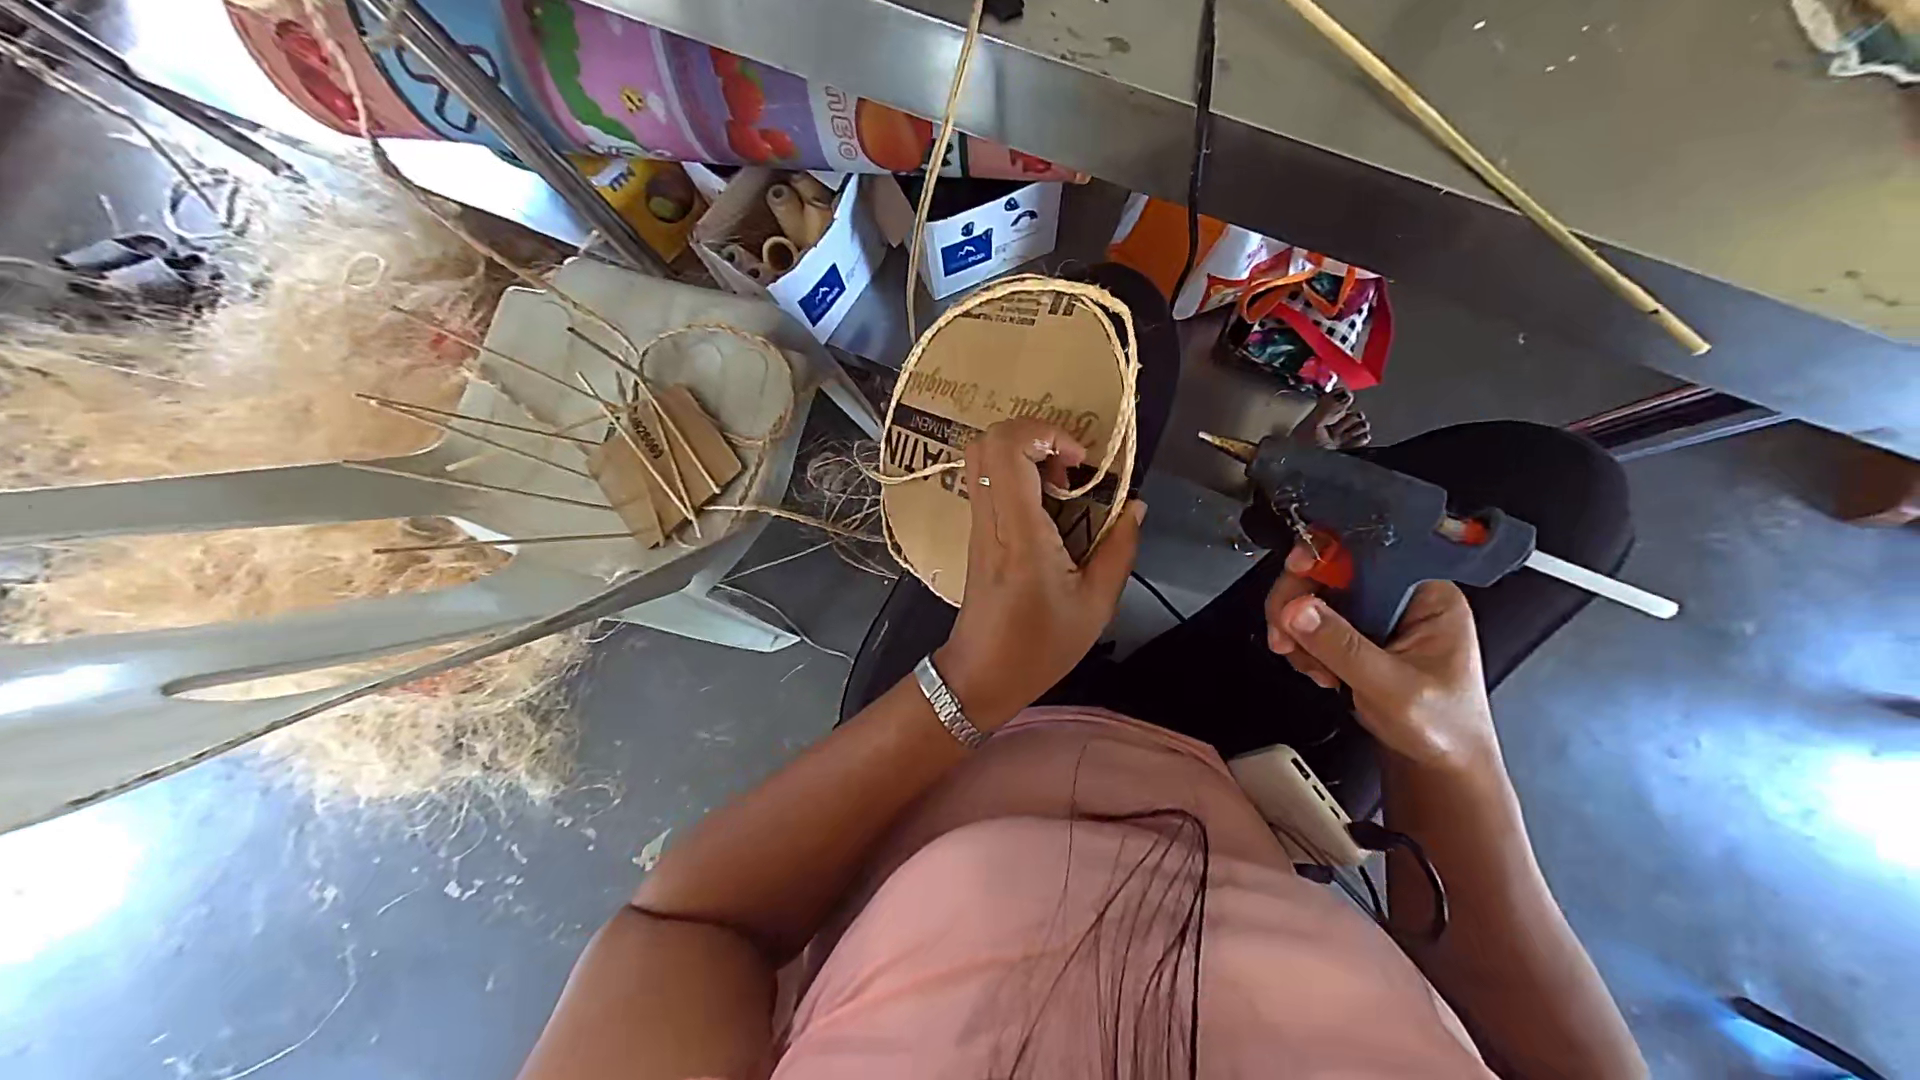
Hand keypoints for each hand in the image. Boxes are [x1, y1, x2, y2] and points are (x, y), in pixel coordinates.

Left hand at [933, 419, 1145, 729]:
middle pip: (988, 441)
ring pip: (983, 458)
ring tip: (1063, 490)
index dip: (1045, 434)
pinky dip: (1018, 476)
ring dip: (1027, 456)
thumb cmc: (1038, 647)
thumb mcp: (1096, 605)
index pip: (1007, 449)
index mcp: (1019, 533)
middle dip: (1035, 436)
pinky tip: (1048, 508)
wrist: (981, 674)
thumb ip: (1119, 550)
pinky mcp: (976, 533)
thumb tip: (1136, 508)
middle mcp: (990, 519)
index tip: (1081, 462)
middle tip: (1070, 469)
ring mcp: (977, 525)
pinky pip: (988, 482)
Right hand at [1264, 542, 1499, 772]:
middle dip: (1298, 604)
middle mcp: (1399, 598)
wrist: (1438, 766)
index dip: (1326, 557)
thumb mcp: (1392, 688)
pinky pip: (1310, 624)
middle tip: (1284, 634)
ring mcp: (1374, 617)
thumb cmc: (1442, 729)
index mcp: (1427, 595)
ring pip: (1312, 599)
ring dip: (1297, 632)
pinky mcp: (1354, 636)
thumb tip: (1297, 608)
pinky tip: (1318, 671)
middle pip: (1329, 574)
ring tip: (1314, 668)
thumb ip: (1343, 647)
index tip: (1296, 571)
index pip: (1366, 556)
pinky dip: (1301, 646)